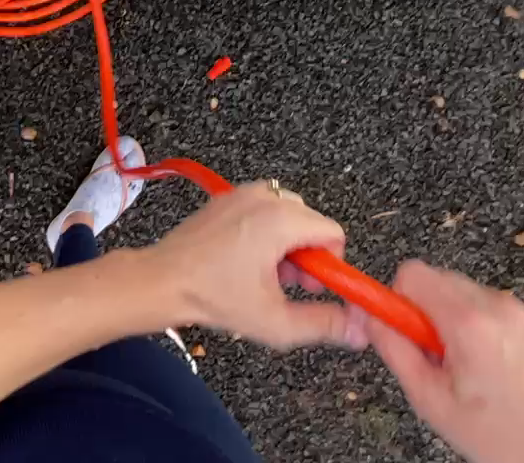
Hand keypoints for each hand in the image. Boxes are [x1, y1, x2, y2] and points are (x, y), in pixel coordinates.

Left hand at [144, 181, 368, 350]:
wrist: (165, 279)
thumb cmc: (215, 297)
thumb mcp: (276, 322)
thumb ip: (324, 324)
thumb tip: (358, 329)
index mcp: (278, 220)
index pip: (332, 230)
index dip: (331, 262)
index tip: (313, 286)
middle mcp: (262, 197)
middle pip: (310, 220)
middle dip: (308, 253)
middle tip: (289, 282)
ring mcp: (241, 193)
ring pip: (287, 212)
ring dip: (287, 241)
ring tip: (268, 273)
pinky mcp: (226, 198)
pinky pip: (263, 207)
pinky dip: (266, 229)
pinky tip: (249, 258)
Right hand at [367, 261, 523, 462]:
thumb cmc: (509, 445)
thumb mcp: (432, 402)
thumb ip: (392, 348)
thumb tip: (367, 314)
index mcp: (471, 323)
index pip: (412, 273)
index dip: (397, 298)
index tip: (401, 329)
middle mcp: (501, 307)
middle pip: (437, 279)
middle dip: (426, 311)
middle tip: (437, 358)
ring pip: (464, 293)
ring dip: (454, 319)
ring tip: (470, 370)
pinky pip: (492, 307)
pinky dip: (482, 327)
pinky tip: (494, 368)